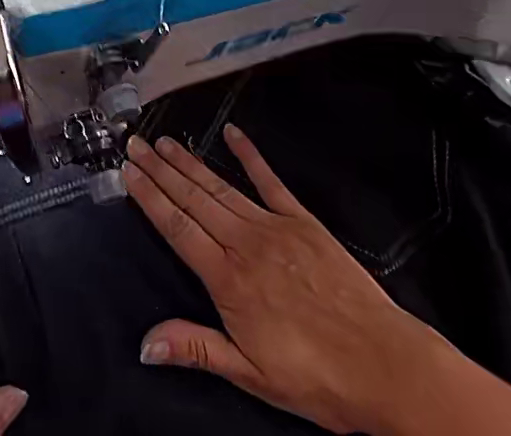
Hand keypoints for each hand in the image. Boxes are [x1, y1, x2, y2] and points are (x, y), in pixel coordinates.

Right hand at [123, 127, 447, 432]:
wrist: (380, 361)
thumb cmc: (315, 376)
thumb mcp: (250, 373)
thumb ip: (196, 348)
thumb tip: (146, 343)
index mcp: (229, 280)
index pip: (178, 228)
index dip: (150, 197)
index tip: (130, 173)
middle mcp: (248, 244)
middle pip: (194, 199)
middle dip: (162, 170)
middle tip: (138, 145)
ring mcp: (277, 227)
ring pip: (222, 187)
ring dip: (191, 163)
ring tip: (168, 143)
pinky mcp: (304, 221)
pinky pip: (270, 181)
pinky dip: (250, 155)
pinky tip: (234, 134)